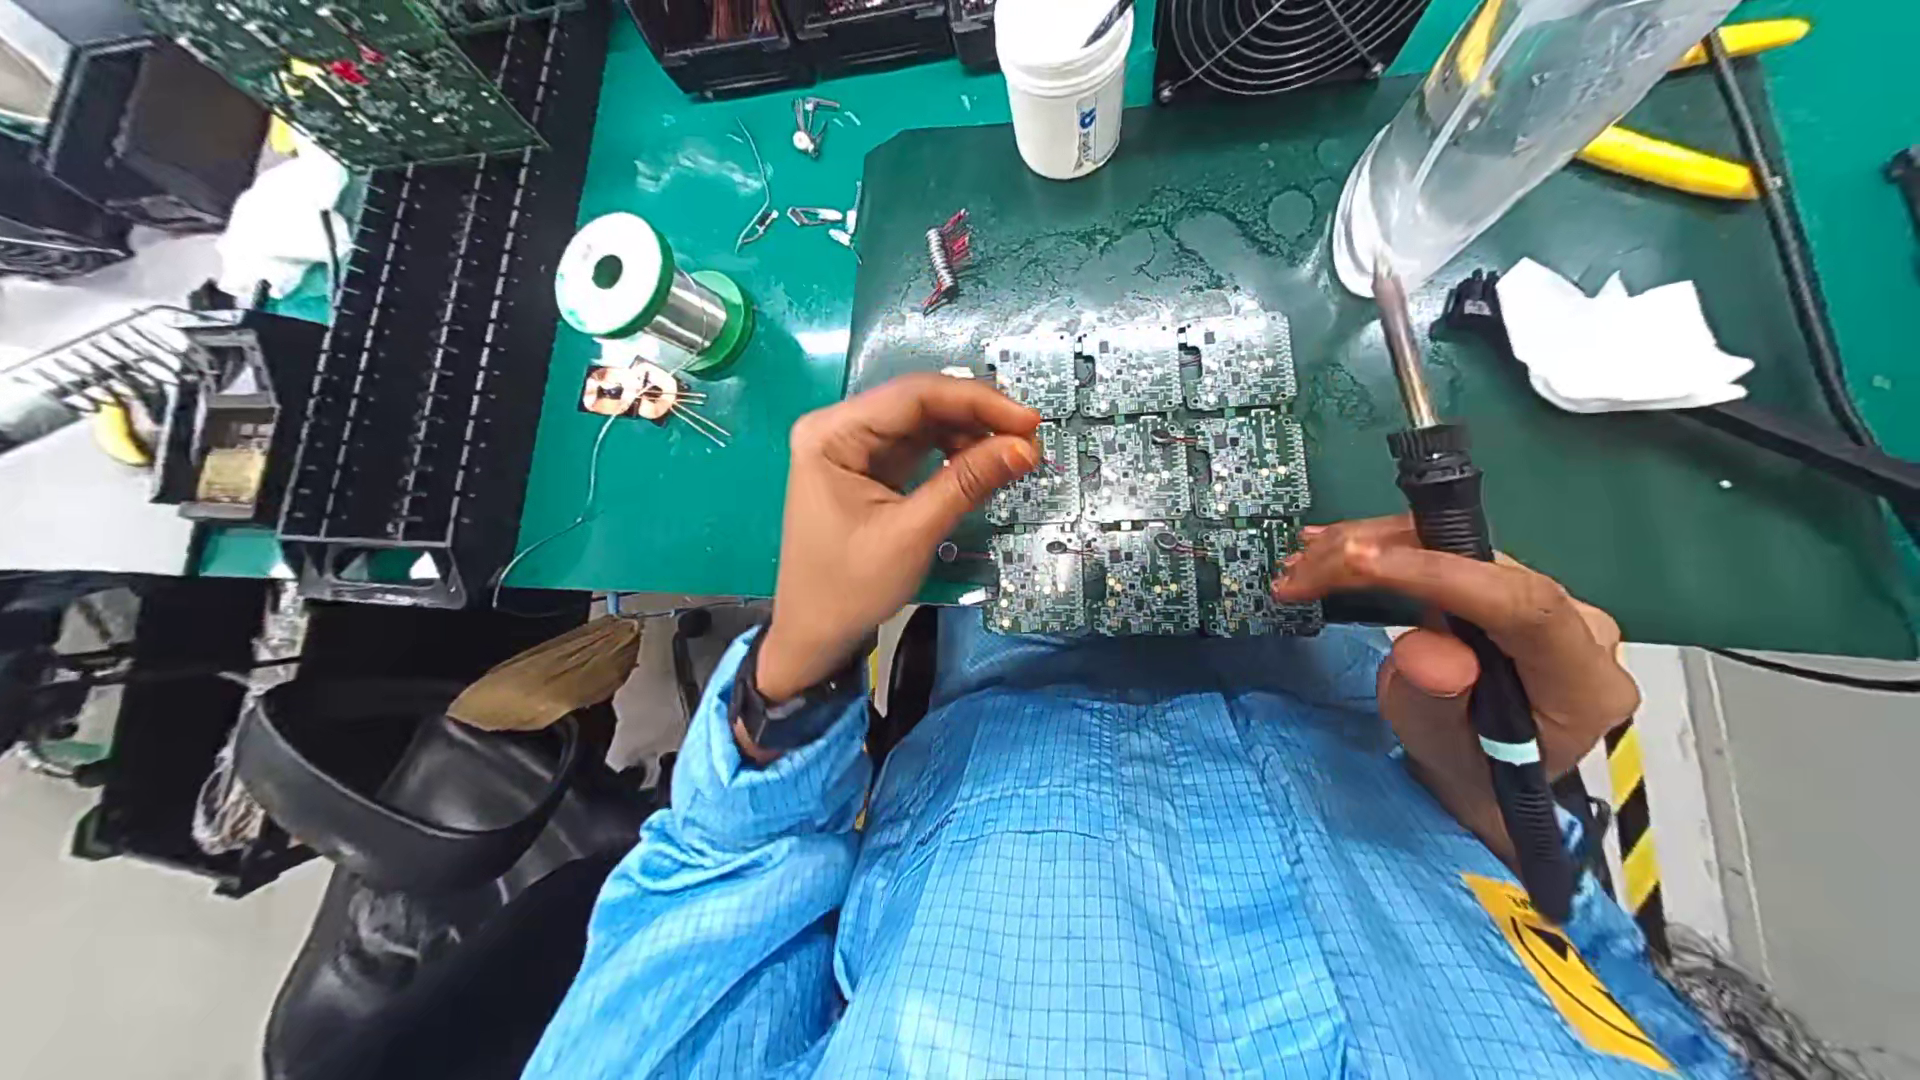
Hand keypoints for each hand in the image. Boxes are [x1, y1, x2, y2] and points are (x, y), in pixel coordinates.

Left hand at [756, 374, 1041, 711]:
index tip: (1028, 420)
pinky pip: (921, 445)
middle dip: (977, 417)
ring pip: (925, 421)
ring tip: (1011, 454)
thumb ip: (967, 484)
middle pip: (920, 403)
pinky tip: (982, 464)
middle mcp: (840, 427)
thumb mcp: (912, 534)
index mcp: (832, 434)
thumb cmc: (850, 588)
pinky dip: (955, 452)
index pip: (913, 396)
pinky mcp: (872, 465)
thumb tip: (1025, 448)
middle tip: (1027, 439)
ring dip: (970, 433)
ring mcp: (855, 445)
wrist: (816, 632)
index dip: (976, 401)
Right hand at [1271, 514, 1638, 863]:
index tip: (1356, 565)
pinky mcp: (1496, 586)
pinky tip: (1334, 550)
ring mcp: (1535, 598)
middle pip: (1475, 562)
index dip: (1436, 575)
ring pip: (1449, 545)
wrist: (1480, 769)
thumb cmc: (1468, 768)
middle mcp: (1573, 625)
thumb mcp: (1444, 749)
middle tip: (1303, 569)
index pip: (1521, 605)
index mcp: (1581, 681)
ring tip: (1303, 563)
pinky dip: (1378, 548)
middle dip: (1377, 555)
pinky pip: (1438, 551)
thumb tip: (1424, 649)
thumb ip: (1439, 703)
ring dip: (1365, 547)